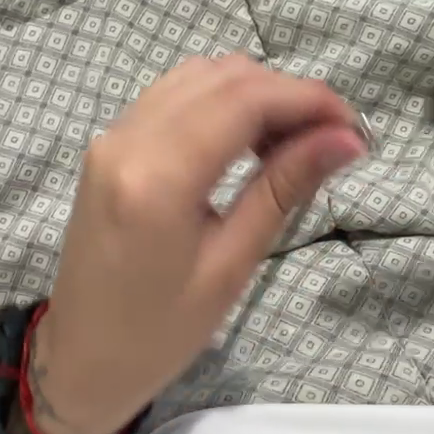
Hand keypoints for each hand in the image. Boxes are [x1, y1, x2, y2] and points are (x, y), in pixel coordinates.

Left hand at [27, 55, 366, 433]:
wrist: (80, 357)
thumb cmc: (160, 332)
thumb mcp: (231, 266)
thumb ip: (283, 189)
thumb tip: (345, 140)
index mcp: (157, 178)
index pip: (244, 100)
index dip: (308, 99)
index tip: (353, 127)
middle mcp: (128, 139)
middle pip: (224, 77)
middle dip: (287, 94)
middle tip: (331, 139)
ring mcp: (112, 136)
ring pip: (198, 76)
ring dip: (254, 93)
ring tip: (294, 142)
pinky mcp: (110, 144)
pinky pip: (174, 96)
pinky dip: (220, 101)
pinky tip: (247, 140)